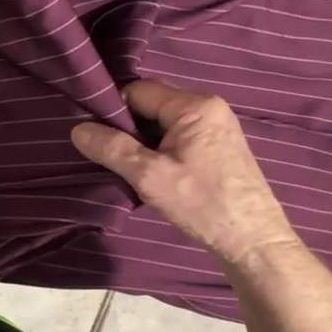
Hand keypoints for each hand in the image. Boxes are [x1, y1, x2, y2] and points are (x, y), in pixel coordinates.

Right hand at [70, 80, 300, 267]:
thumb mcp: (148, 175)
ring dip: (141, 140)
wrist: (254, 240)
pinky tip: (151, 172)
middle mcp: (209, 108)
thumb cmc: (202, 203)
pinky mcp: (217, 146)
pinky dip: (157, 148)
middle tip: (109, 154)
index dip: (113, 110)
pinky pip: (175, 135)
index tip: (98, 136)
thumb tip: (77, 129)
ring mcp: (216, 126)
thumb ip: (111, 148)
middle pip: (150, 104)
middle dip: (126, 126)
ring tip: (128, 166)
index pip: (138, 90)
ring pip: (161, 122)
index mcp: (195, 106)